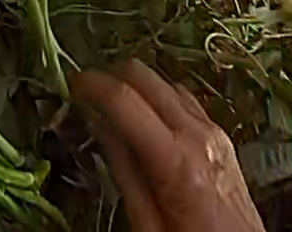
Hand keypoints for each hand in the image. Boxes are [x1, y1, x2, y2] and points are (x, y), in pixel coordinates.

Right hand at [72, 60, 265, 231]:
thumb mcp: (147, 226)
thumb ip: (122, 169)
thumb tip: (94, 120)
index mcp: (176, 162)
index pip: (124, 99)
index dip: (91, 84)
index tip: (70, 84)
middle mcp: (197, 133)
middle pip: (142, 74)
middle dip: (109, 76)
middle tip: (88, 96)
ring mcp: (212, 129)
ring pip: (160, 79)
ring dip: (133, 84)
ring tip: (113, 108)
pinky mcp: (221, 133)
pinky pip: (181, 96)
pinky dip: (157, 96)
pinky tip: (146, 119)